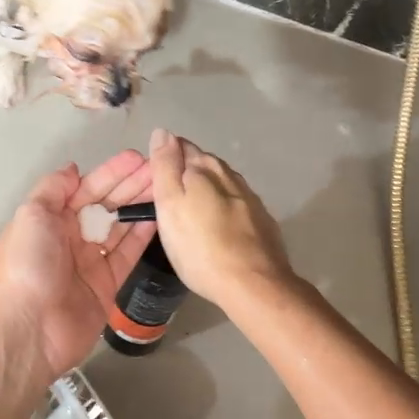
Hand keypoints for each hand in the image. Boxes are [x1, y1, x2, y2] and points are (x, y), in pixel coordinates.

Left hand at [0, 150, 156, 376]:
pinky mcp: (107, 285)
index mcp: (51, 218)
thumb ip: (54, 188)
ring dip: (139, 206)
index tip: (136, 157)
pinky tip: (158, 218)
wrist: (30, 328)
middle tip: (157, 169)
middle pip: (106, 204)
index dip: (111, 172)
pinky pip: (126, 254)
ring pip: (119, 226)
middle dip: (130, 185)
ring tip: (163, 187)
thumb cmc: (29, 264)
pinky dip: (141, 236)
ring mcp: (90, 261)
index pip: (86, 188)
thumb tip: (74, 169)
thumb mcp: (32, 215)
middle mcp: (71, 236)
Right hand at [148, 128, 295, 307]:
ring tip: (194, 219)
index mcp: (204, 165)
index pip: (179, 145)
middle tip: (171, 205)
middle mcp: (229, 173)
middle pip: (201, 164)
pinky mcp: (263, 220)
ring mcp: (250, 197)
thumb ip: (165, 165)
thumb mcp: (169, 204)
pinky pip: (237, 206)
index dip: (165, 161)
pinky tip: (220, 231)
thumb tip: (162, 131)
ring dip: (207, 193)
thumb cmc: (201, 247)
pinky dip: (226, 211)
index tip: (156, 185)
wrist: (254, 286)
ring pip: (221, 184)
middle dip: (186, 176)